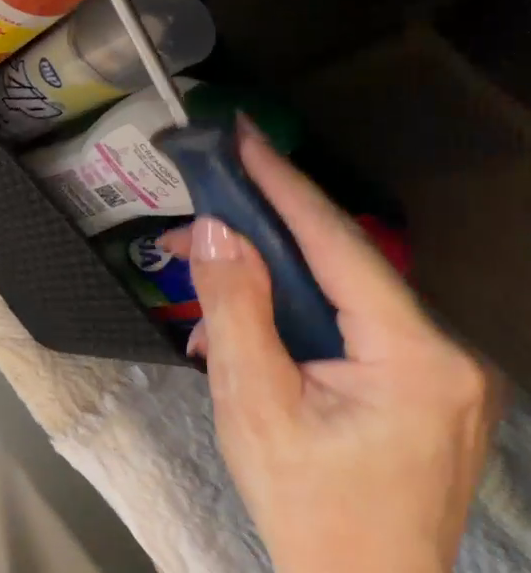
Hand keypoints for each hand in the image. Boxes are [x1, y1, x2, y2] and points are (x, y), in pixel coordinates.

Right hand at [176, 125, 498, 572]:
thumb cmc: (306, 496)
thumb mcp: (254, 399)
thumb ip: (235, 307)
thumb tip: (213, 230)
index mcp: (416, 357)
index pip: (340, 247)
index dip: (285, 187)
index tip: (244, 139)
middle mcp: (445, 356)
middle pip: (340, 269)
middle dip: (258, 238)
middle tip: (191, 219)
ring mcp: (440, 376)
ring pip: (339, 299)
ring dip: (264, 285)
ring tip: (199, 286)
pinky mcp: (421, 391)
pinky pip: (347, 330)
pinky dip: (286, 319)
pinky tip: (238, 336)